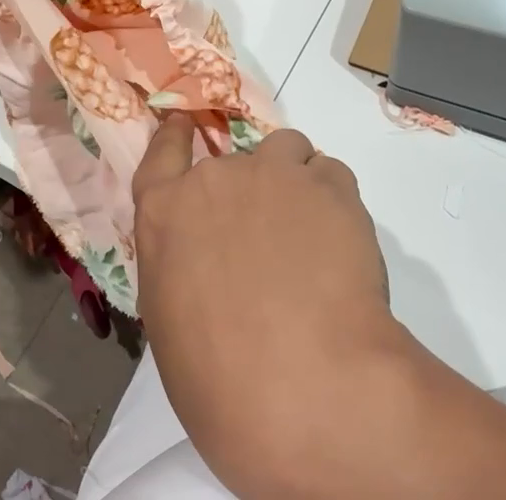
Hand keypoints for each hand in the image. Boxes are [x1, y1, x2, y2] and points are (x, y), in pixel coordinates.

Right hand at [133, 113, 406, 494]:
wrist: (301, 383)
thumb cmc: (220, 379)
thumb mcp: (173, 325)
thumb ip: (186, 273)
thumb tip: (212, 272)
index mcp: (165, 216)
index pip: (162, 154)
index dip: (175, 137)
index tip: (184, 123)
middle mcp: (216, 181)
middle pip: (235, 162)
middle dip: (251, 190)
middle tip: (272, 241)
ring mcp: (275, 175)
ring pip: (287, 150)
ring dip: (295, 179)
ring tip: (313, 230)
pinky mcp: (331, 186)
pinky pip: (332, 174)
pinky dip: (336, 201)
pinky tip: (344, 245)